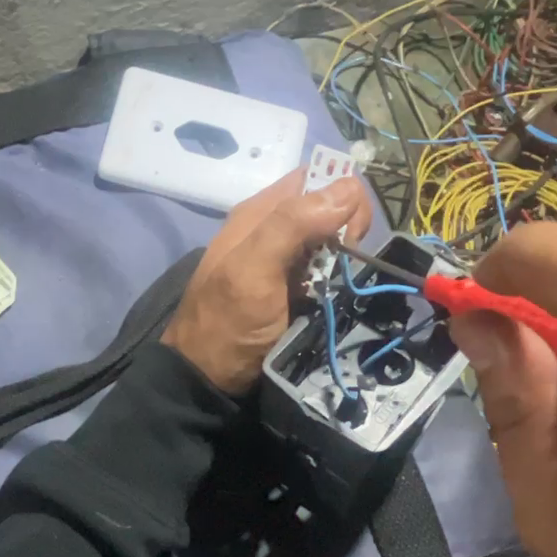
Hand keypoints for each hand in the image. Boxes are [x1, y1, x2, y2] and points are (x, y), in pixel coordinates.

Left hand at [162, 168, 372, 392]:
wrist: (209, 377)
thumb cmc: (228, 322)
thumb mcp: (253, 269)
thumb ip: (293, 225)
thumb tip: (347, 188)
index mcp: (259, 214)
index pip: (316, 179)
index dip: (340, 196)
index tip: (347, 234)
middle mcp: (274, 231)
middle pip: (329, 209)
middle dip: (346, 231)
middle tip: (340, 266)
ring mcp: (285, 263)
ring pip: (331, 242)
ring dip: (344, 259)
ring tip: (333, 286)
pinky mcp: (294, 292)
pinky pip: (326, 273)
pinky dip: (336, 281)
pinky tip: (331, 297)